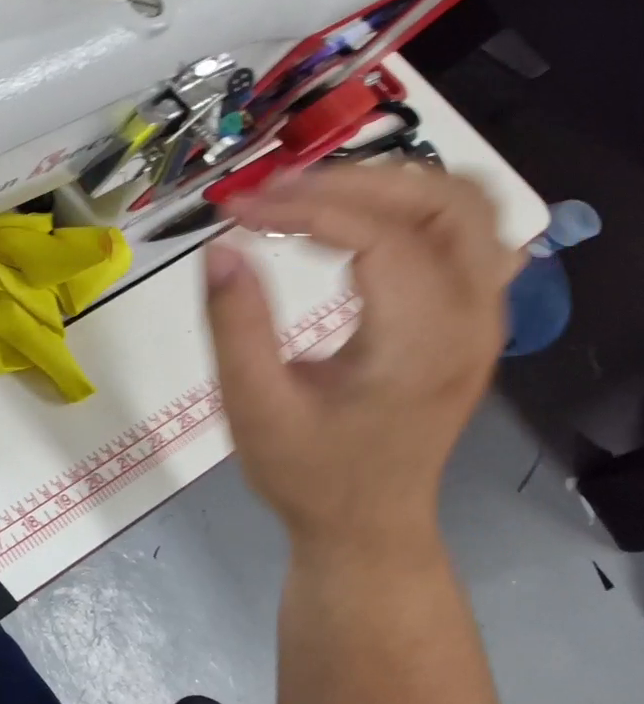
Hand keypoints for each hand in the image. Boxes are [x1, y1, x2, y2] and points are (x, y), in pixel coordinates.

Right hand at [204, 167, 522, 557]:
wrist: (365, 522)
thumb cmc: (306, 471)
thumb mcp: (254, 405)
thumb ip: (237, 325)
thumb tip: (220, 248)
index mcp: (419, 342)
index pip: (381, 236)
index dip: (305, 208)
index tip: (235, 209)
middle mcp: (472, 318)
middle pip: (446, 203)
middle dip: (355, 181)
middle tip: (275, 193)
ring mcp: (483, 316)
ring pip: (468, 208)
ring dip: (389, 187)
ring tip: (308, 198)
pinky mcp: (472, 319)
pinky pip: (467, 236)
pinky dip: (412, 210)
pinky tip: (357, 223)